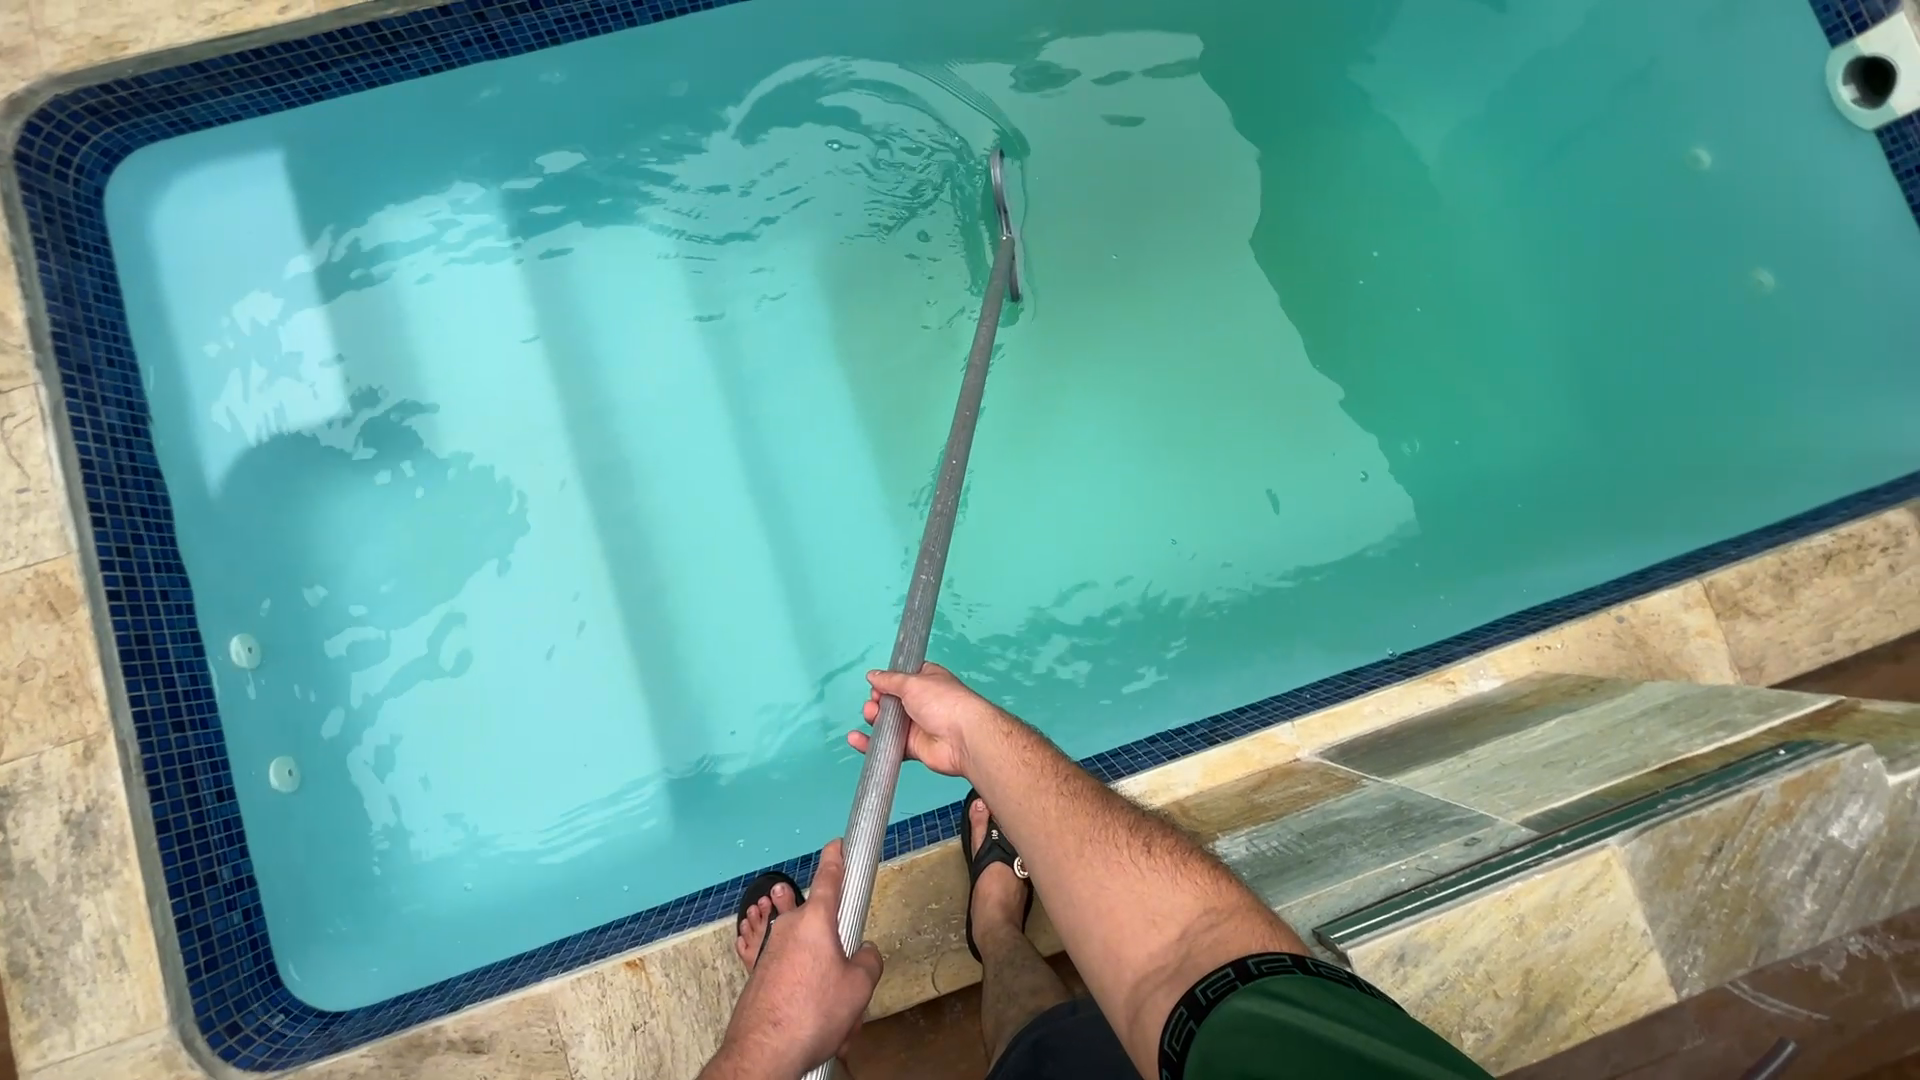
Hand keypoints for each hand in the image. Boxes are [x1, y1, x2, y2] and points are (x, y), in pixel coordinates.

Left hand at [706, 840, 884, 1078]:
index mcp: (815, 920)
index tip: (837, 843)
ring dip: (825, 987)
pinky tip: (814, 1029)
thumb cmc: (812, 1012)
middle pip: (823, 932)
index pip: (828, 877)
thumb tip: (864, 952)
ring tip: (834, 1022)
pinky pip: (794, 980)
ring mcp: (771, 952)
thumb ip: (869, 960)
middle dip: (839, 959)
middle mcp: (790, 928)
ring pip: (810, 962)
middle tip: (850, 992)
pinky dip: (807, 999)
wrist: (760, 1054)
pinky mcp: (760, 977)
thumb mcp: (859, 987)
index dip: (836, 858)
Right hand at [849, 662, 1004, 778]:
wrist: (962, 737)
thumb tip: (873, 675)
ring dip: (875, 720)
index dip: (887, 681)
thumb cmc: (946, 703)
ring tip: (871, 716)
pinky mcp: (913, 747)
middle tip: (874, 703)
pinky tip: (857, 740)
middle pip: (891, 702)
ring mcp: (918, 725)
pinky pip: (889, 746)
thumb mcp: (912, 682)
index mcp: (926, 681)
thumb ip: (890, 680)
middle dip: (878, 701)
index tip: (877, 684)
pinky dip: (872, 744)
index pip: (902, 678)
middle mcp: (922, 702)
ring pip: (888, 724)